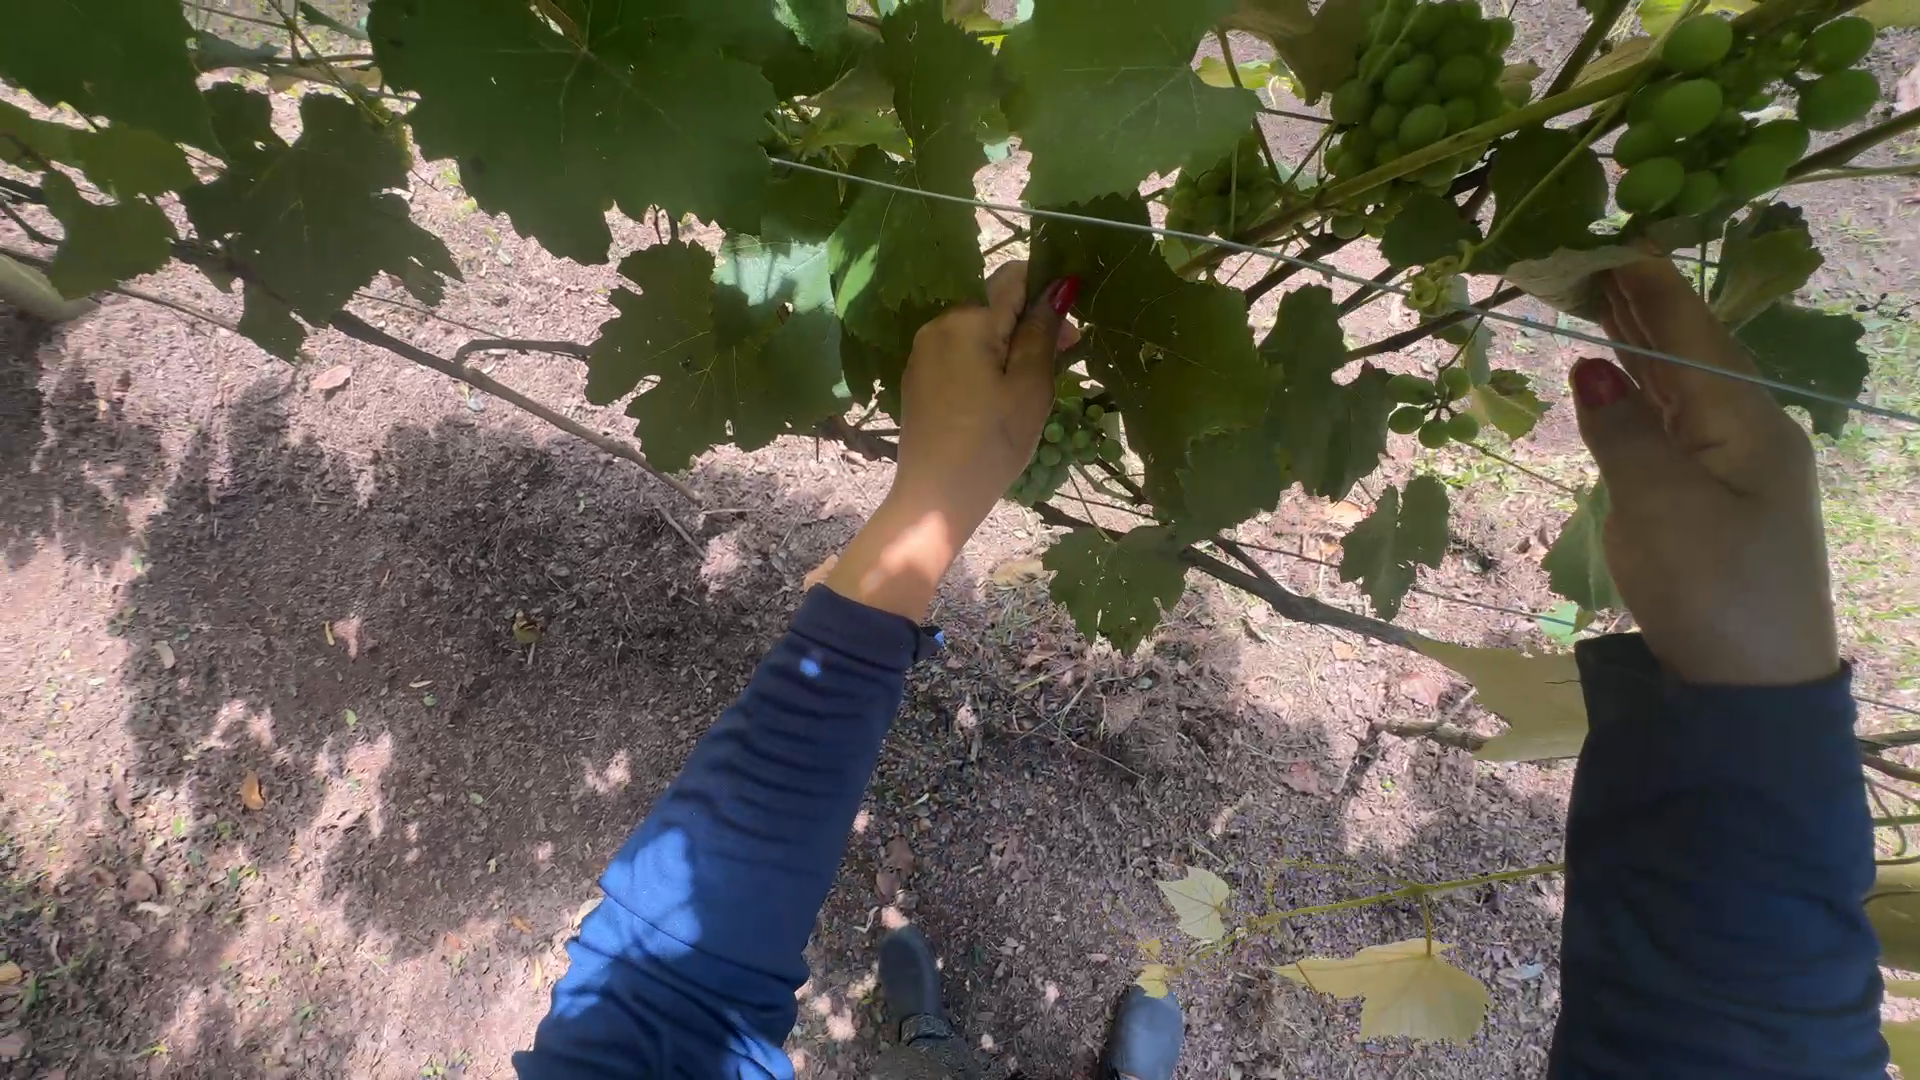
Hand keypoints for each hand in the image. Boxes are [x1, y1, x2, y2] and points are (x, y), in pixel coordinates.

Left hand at [826, 263, 1077, 618]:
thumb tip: (1060, 286)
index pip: (1014, 278)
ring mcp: (922, 353)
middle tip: (1057, 369)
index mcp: (967, 320)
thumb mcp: (1030, 388)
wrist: (935, 499)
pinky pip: (958, 357)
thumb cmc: (992, 444)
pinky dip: (983, 367)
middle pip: (994, 307)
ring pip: (977, 334)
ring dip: (1007, 350)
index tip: (1068, 333)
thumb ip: (1042, 332)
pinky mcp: (917, 380)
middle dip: (1029, 327)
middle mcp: (938, 325)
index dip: (1047, 293)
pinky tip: (995, 403)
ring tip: (1026, 393)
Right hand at [1570, 258, 1838, 685]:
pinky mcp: (1700, 492)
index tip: (1622, 247)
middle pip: (1688, 356)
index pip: (1694, 342)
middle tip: (1603, 264)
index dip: (1657, 295)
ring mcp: (1723, 464)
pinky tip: (1620, 379)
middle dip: (1647, 310)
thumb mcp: (1660, 505)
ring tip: (1605, 306)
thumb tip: (1591, 368)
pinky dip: (1637, 393)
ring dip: (1640, 346)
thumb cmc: (1708, 582)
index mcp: (1745, 425)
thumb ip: (1624, 434)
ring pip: (1676, 388)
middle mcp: (1742, 432)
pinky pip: (1666, 423)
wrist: (1746, 669)